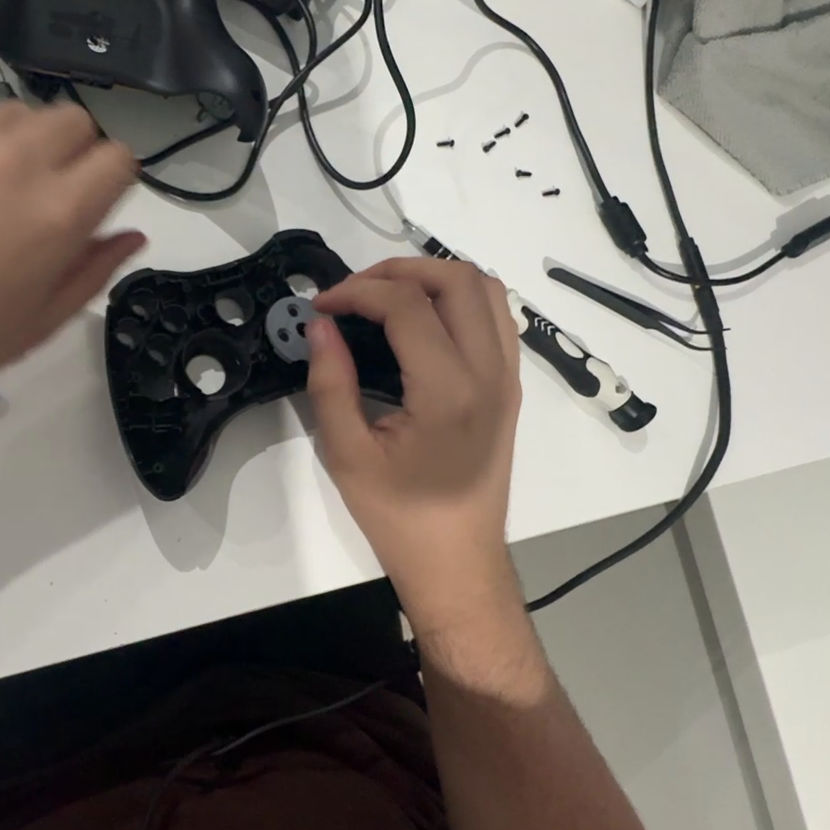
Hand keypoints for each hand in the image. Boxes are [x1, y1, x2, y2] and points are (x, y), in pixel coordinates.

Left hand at [0, 103, 144, 407]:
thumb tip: (130, 234)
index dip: (113, 183)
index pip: (118, 160)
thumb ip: (94, 269)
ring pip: (14, 113)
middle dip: (73, 154)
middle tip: (44, 200)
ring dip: (20, 145)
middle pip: (72, 121)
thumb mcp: (39, 322)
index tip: (95, 204)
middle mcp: (13, 161)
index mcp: (57, 213)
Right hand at [307, 258, 522, 626]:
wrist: (457, 560)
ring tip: (385, 298)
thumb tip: (320, 327)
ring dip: (434, 278)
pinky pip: (494, 318)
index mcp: (448, 391)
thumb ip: (330, 382)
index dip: (357, 291)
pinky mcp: (509, 387)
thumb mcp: (346, 454)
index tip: (321, 306)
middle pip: (457, 280)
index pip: (407, 305)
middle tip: (353, 292)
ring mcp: (507, 378)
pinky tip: (418, 324)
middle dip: (399, 270)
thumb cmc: (397, 516)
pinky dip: (456, 301)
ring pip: (486, 290)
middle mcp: (489, 373)